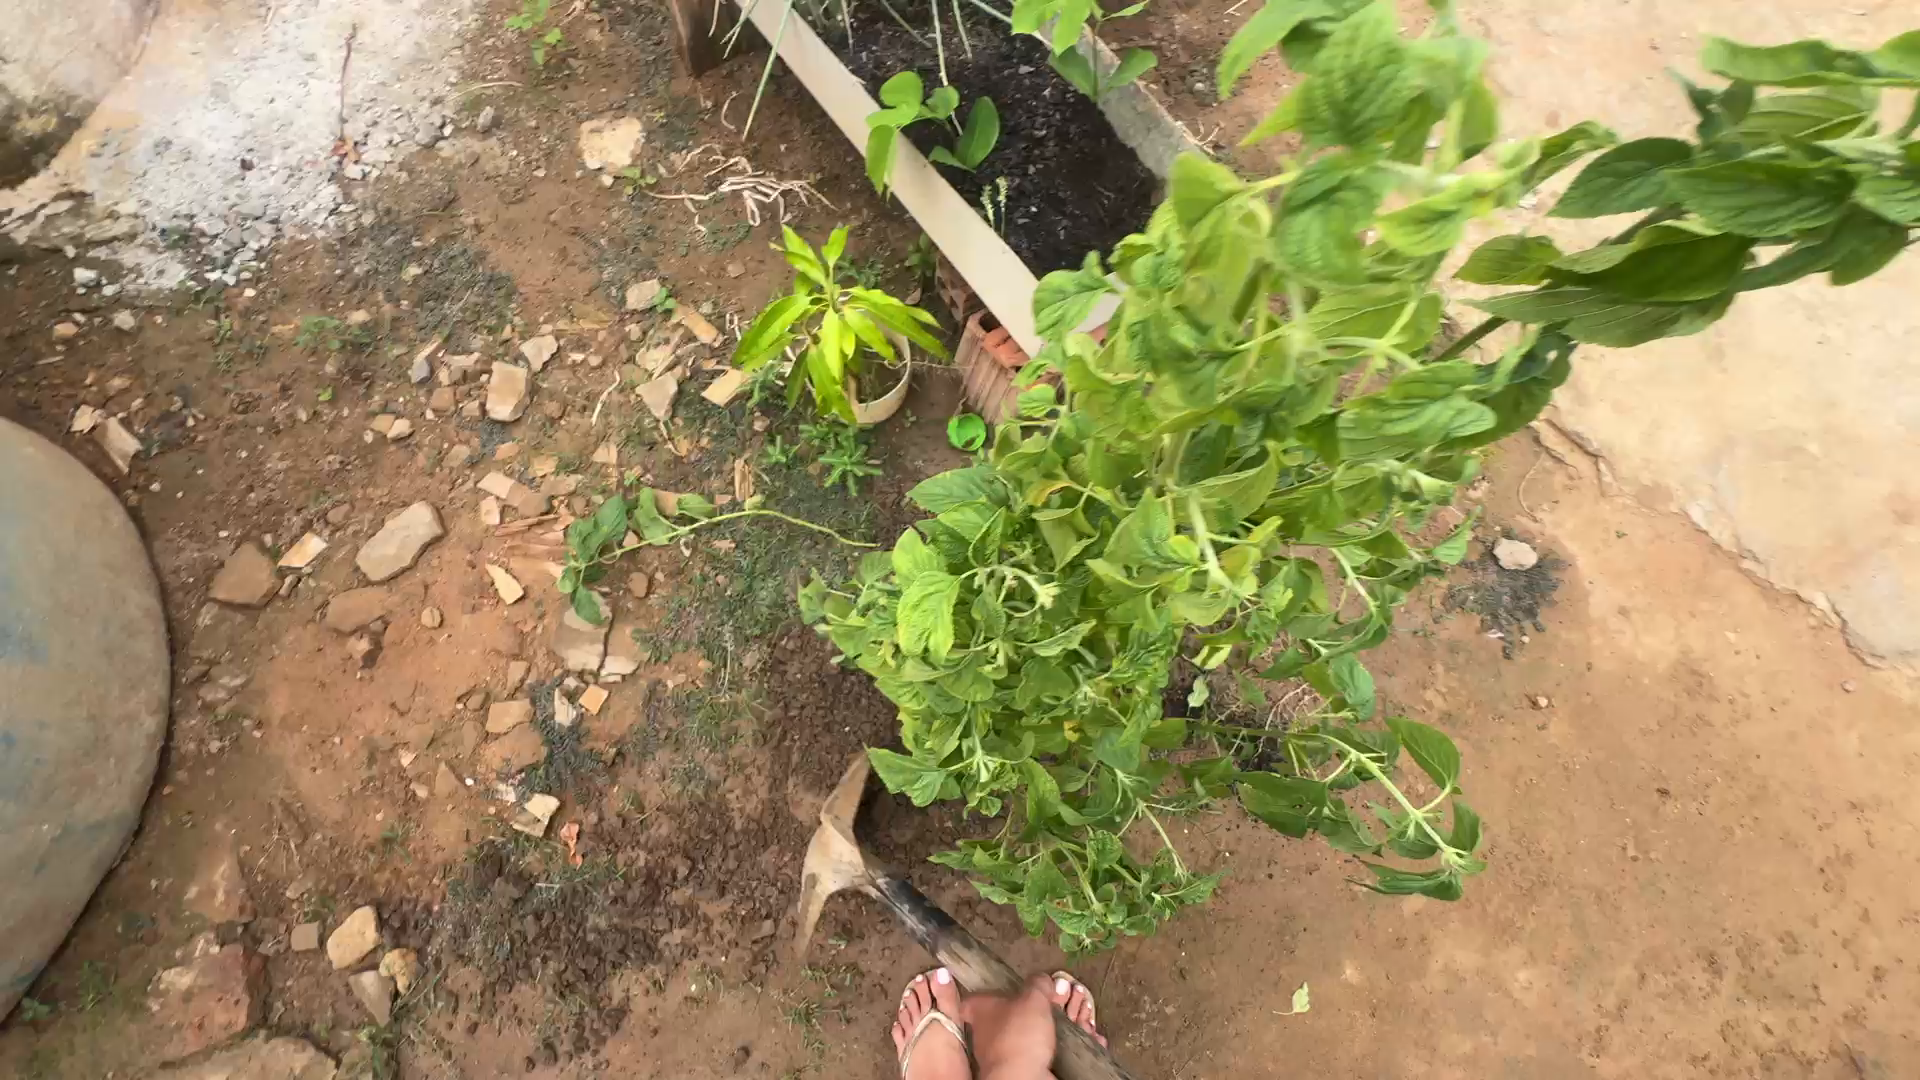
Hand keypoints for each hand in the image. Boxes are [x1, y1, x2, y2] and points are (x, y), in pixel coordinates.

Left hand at [963, 973, 1057, 1079]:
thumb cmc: (1018, 1035)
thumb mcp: (1033, 999)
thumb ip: (1038, 985)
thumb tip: (1044, 980)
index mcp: (979, 1011)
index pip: (971, 1001)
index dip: (981, 996)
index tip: (993, 990)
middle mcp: (982, 1035)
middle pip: (990, 1021)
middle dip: (1009, 1014)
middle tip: (1029, 1006)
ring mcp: (994, 1057)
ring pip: (1006, 1040)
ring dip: (1022, 1036)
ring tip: (1043, 1027)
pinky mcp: (1010, 1072)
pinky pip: (1020, 1058)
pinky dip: (1030, 1054)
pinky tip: (1045, 1048)